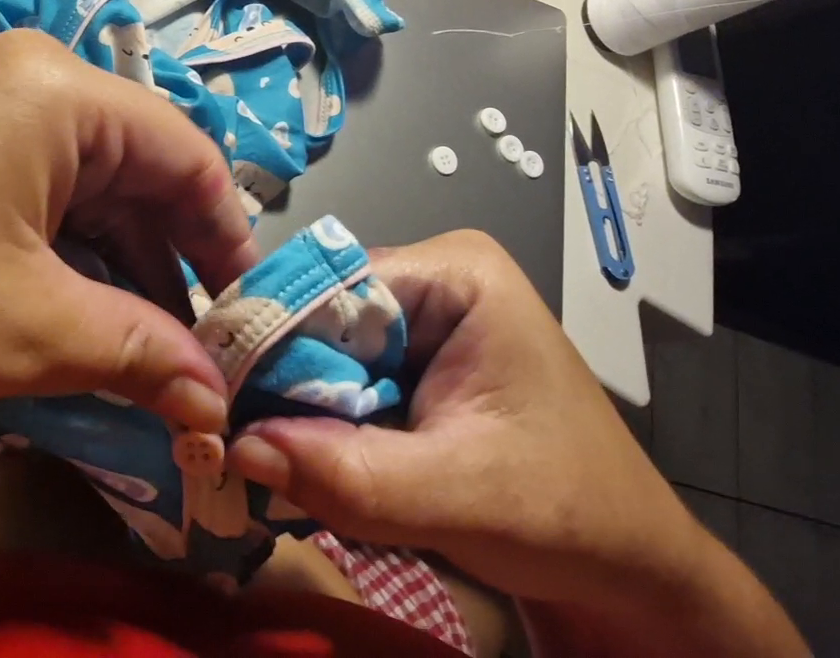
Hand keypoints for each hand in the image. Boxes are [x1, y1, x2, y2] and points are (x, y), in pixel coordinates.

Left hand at [0, 31, 254, 445]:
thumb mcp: (29, 335)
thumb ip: (144, 355)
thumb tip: (218, 401)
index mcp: (56, 90)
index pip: (188, 154)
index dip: (229, 241)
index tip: (247, 322)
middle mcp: (14, 78)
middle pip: (133, 168)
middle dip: (169, 264)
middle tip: (190, 356)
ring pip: (76, 187)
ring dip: (111, 269)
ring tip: (130, 354)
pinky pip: (21, 195)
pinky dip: (55, 257)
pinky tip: (59, 319)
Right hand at [228, 231, 805, 655]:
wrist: (625, 565)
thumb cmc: (570, 515)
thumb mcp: (460, 497)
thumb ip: (350, 475)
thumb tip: (237, 449)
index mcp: (452, 273)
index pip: (326, 287)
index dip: (268, 342)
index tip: (214, 403)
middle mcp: (424, 279)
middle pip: (314, 320)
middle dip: (281, 390)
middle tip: (235, 451)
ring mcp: (413, 320)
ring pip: (314, 356)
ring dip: (294, 417)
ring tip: (277, 471)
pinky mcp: (404, 362)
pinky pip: (331, 383)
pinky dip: (314, 430)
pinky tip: (311, 469)